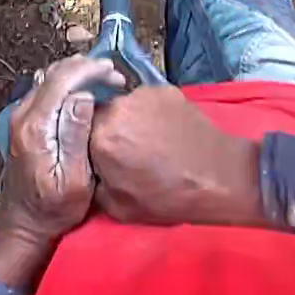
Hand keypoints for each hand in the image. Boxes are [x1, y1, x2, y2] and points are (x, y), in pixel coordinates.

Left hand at [0, 54, 122, 287]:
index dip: (90, 70)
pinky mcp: (24, 119)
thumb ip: (76, 135)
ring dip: (79, 73)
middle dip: (87, 68)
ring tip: (106, 80)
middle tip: (115, 77)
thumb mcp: (74, 179)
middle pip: (55, 73)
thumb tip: (83, 96)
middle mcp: (23, 114)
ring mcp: (20, 115)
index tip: (115, 75)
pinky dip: (69, 81)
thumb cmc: (54, 208)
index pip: (62, 80)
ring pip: (50, 77)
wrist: (24, 223)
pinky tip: (87, 90)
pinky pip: (47, 88)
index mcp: (35, 126)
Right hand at [89, 84, 266, 227]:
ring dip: (128, 118)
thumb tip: (88, 167)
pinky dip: (150, 112)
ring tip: (147, 139)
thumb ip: (94, 181)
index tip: (96, 155)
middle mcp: (118, 107)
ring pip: (124, 104)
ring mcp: (144, 94)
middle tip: (122, 148)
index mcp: (101, 136)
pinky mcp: (165, 88)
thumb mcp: (118, 206)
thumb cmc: (168, 197)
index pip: (76, 128)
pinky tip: (163, 129)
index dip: (85, 142)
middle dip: (106, 128)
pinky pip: (146, 99)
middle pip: (100, 111)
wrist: (219, 176)